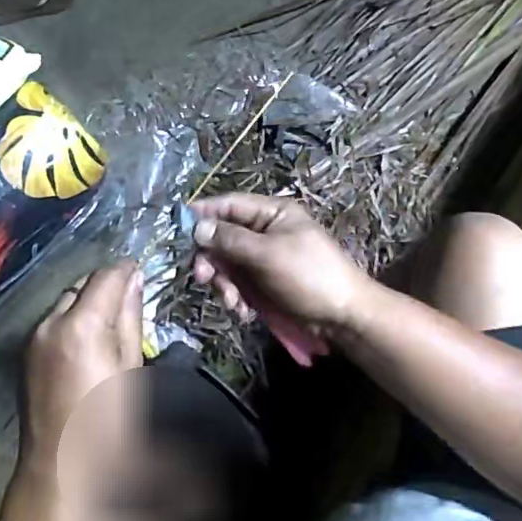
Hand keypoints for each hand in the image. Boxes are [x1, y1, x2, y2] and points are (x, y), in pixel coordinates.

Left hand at [21, 262, 141, 469]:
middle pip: (82, 284)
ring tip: (109, 322)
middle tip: (128, 299)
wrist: (59, 469)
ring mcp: (33, 337)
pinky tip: (87, 341)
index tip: (140, 272)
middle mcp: (51, 323)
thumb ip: (131, 317)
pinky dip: (71, 319)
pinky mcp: (25, 353)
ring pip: (66, 300)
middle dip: (105, 286)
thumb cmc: (108, 422)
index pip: (106, 276)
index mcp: (81, 325)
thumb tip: (135, 280)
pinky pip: (53, 321)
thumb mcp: (130, 366)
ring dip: (87, 302)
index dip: (126, 270)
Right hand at [188, 193, 375, 335]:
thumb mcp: (268, 254)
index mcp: (272, 213)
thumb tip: (197, 226)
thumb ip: (230, 239)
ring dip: (225, 285)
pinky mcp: (266, 282)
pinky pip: (239, 284)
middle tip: (205, 279)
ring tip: (234, 303)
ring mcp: (265, 257)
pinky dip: (237, 297)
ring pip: (228, 265)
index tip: (178, 229)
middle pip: (223, 237)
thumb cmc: (309, 275)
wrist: (343, 316)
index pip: (229, 205)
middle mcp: (266, 230)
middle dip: (213, 260)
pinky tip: (244, 312)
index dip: (203, 214)